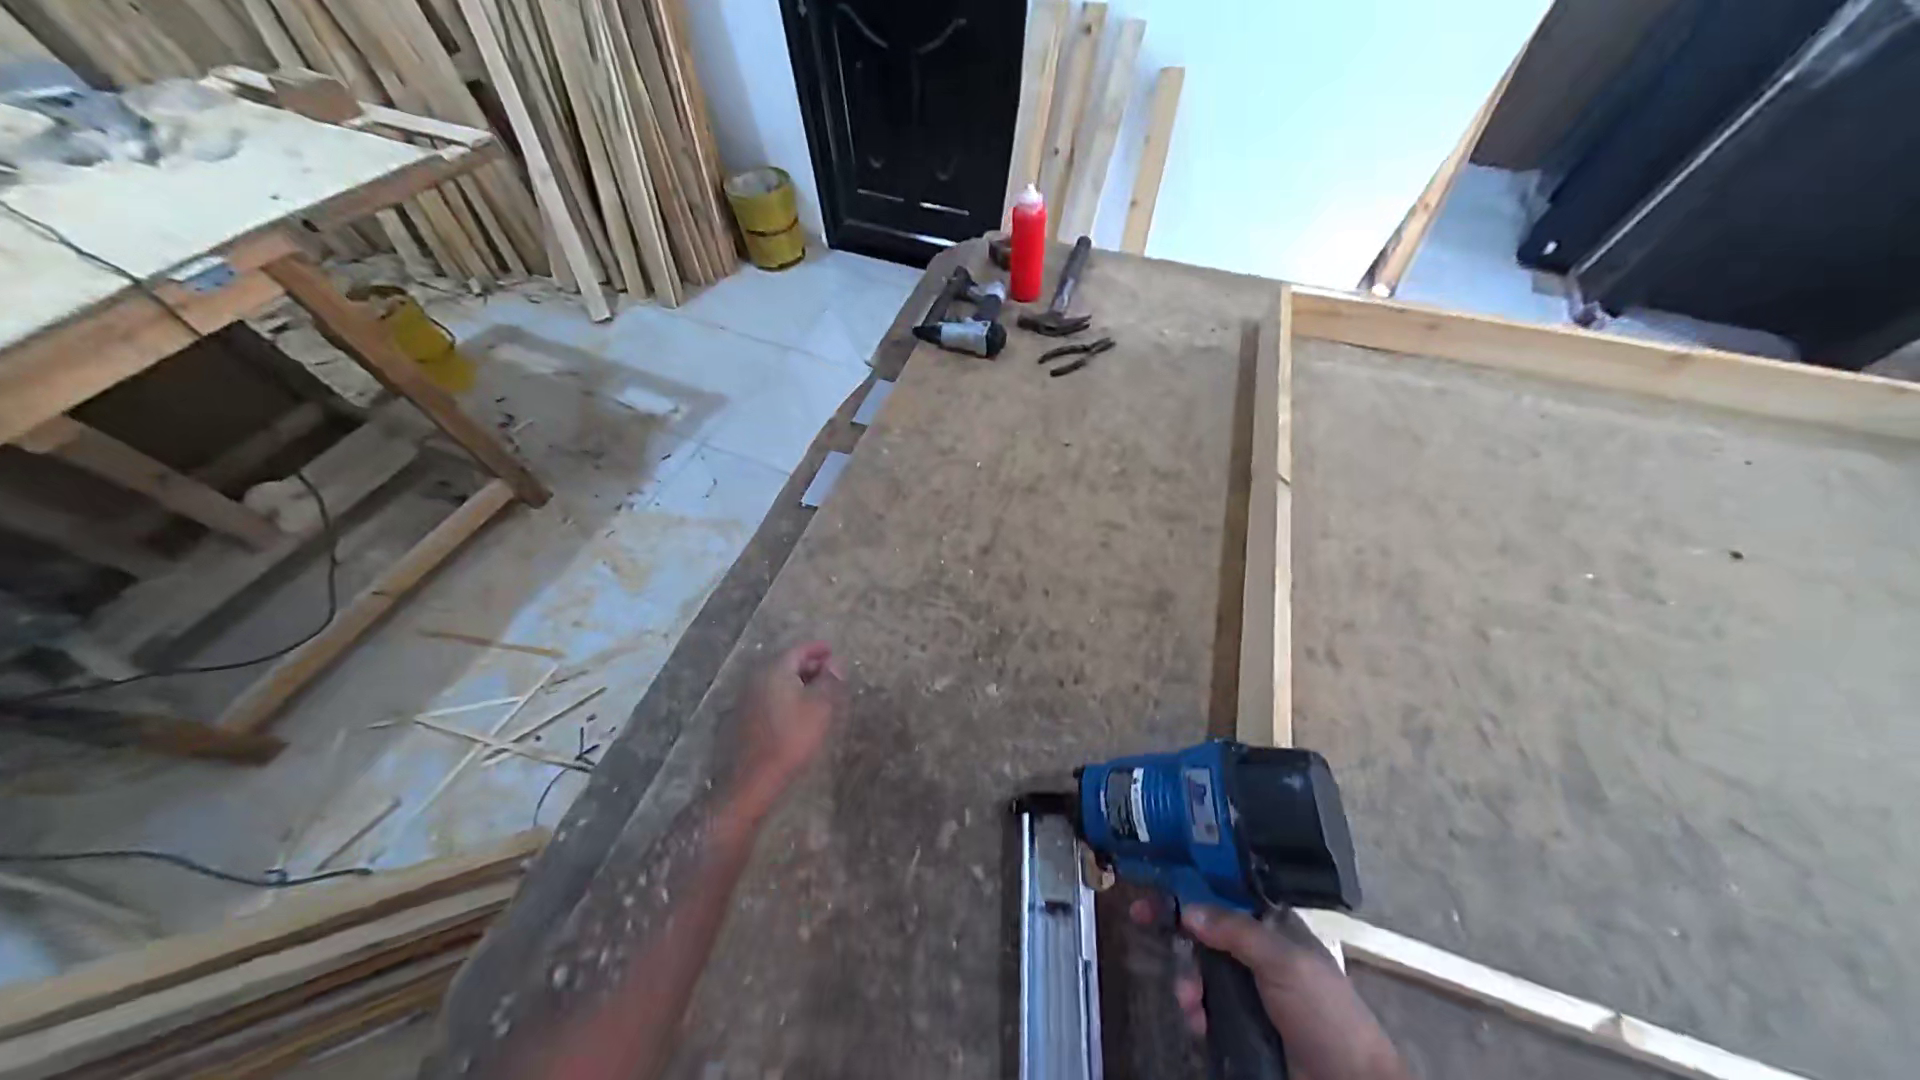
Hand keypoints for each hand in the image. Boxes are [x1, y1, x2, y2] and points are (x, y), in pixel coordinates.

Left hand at [728, 641, 848, 821]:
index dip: (817, 649)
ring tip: (820, 689)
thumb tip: (835, 662)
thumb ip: (829, 680)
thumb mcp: (820, 705)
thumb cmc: (793, 736)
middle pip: (786, 663)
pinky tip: (800, 706)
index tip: (833, 650)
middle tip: (830, 671)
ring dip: (799, 680)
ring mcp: (749, 697)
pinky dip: (788, 693)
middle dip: (809, 664)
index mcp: (775, 670)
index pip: (798, 650)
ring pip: (778, 679)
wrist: (757, 776)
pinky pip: (771, 694)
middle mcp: (758, 677)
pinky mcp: (747, 715)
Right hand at [1128, 897, 1322, 1037]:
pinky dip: (1195, 1012)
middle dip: (1179, 933)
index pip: (1225, 894)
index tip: (1156, 882)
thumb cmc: (1325, 1016)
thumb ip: (1236, 931)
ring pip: (1200, 969)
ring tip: (1190, 1002)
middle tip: (1140, 920)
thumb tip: (1188, 910)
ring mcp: (1250, 992)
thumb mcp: (1285, 964)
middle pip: (1205, 930)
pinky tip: (1198, 1023)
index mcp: (1274, 927)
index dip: (1191, 886)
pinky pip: (1205, 1008)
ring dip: (1187, 980)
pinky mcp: (1242, 1027)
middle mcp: (1258, 953)